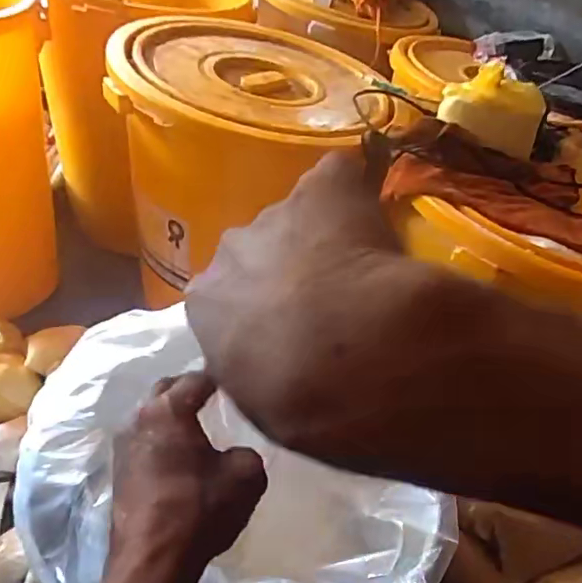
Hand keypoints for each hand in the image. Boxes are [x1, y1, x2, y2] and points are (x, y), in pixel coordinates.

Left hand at [97, 374, 267, 582]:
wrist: (153, 560)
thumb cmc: (200, 509)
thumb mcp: (247, 475)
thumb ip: (247, 451)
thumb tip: (236, 452)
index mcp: (168, 410)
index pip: (197, 378)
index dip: (219, 377)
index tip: (236, 382)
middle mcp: (139, 419)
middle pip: (165, 391)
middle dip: (188, 389)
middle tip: (214, 398)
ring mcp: (123, 447)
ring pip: (150, 418)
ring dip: (171, 418)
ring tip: (196, 427)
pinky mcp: (118, 474)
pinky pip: (144, 444)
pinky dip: (162, 442)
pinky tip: (179, 457)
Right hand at [187, 148, 462, 458]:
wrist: (344, 362)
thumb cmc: (295, 399)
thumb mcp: (255, 402)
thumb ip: (250, 373)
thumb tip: (267, 375)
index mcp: (205, 303)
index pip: (225, 299)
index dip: (259, 313)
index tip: (286, 329)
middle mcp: (231, 250)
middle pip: (257, 253)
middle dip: (285, 270)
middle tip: (327, 301)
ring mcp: (277, 213)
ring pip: (298, 221)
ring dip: (321, 239)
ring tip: (362, 271)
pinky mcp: (324, 186)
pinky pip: (335, 181)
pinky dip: (353, 195)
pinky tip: (376, 219)